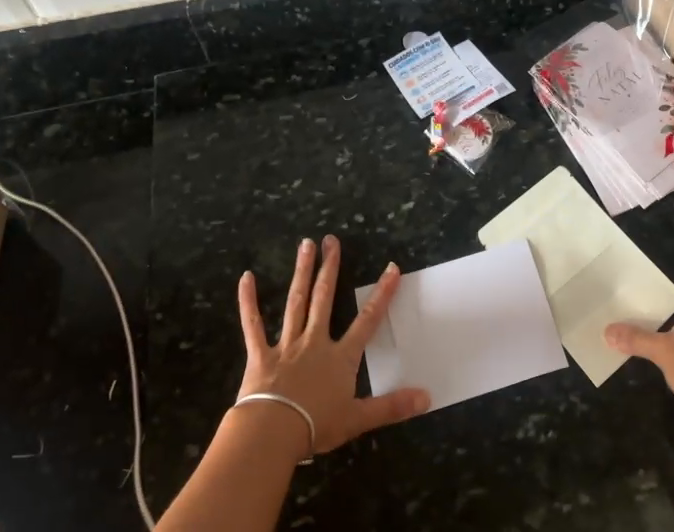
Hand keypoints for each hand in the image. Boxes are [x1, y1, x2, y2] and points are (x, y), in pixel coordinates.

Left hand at [233, 235, 429, 453]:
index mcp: (340, 357)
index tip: (392, 268)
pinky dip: (248, 301)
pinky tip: (246, 278)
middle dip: (330, 268)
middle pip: (324, 299)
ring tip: (305, 245)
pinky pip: (253, 324)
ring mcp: (286, 345)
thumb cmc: (316, 426)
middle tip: (331, 240)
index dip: (382, 294)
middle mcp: (315, 342)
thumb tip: (427, 398)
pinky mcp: (260, 355)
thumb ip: (392, 407)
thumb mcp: (358, 419)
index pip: (367, 320)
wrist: (272, 432)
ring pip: (296, 302)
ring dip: (301, 273)